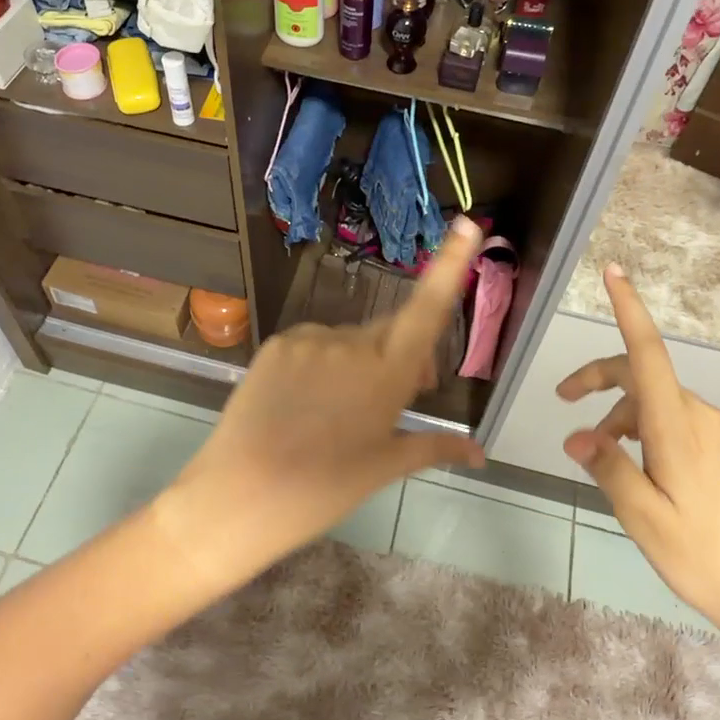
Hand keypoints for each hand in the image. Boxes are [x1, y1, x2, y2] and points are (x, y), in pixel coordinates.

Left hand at [154, 219, 486, 587]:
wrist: (240, 495)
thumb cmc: (324, 489)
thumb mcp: (384, 468)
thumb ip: (434, 447)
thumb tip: (480, 452)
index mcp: (388, 372)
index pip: (427, 309)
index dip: (449, 265)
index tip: (466, 224)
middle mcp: (351, 343)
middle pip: (389, 333)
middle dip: (399, 357)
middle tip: (395, 403)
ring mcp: (309, 339)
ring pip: (348, 342)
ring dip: (356, 364)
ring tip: (338, 414)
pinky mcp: (276, 344)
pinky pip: (312, 344)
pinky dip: (320, 364)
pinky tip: (305, 403)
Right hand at [558, 265, 719, 669]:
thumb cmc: (704, 560)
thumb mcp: (642, 519)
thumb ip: (607, 467)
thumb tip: (578, 434)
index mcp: (677, 429)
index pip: (647, 354)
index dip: (629, 309)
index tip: (613, 273)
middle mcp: (709, 417)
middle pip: (649, 382)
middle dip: (606, 390)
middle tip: (570, 410)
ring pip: (673, 409)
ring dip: (639, 422)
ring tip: (624, 468)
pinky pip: (701, 427)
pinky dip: (672, 436)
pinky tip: (673, 480)